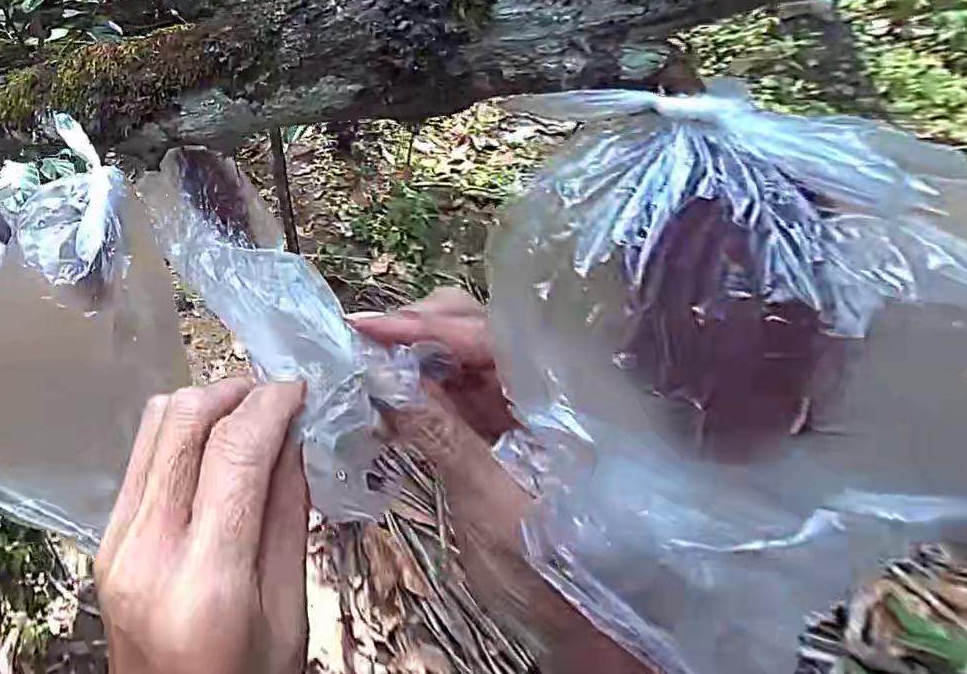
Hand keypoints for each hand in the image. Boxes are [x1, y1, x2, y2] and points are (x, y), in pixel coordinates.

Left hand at [96, 378, 308, 673]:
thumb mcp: (288, 615)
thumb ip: (288, 514)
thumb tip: (293, 433)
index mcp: (205, 583)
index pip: (235, 452)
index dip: (270, 404)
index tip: (297, 388)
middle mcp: (147, 549)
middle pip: (183, 420)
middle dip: (233, 390)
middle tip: (273, 396)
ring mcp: (116, 538)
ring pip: (155, 422)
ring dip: (205, 401)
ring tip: (246, 413)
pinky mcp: (106, 533)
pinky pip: (142, 450)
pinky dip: (180, 428)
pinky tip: (211, 442)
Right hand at [355, 290, 645, 673]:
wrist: (603, 641)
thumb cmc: (564, 582)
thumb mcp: (496, 510)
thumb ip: (441, 436)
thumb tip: (383, 376)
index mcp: (564, 397)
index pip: (486, 335)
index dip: (423, 326)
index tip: (366, 327)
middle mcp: (543, 385)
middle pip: (472, 328)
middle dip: (415, 328)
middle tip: (363, 339)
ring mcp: (520, 402)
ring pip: (458, 353)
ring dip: (410, 355)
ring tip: (366, 362)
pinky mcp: (499, 422)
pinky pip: (453, 387)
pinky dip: (417, 386)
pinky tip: (385, 396)